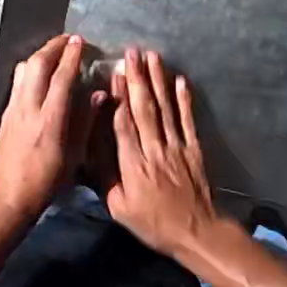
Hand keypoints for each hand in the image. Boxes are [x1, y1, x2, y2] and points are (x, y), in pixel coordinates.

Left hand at [0, 34, 101, 220]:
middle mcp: (29, 108)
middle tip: (68, 40)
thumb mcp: (74, 155)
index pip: (61, 77)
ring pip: (23, 70)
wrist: (8, 195)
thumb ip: (85, 121)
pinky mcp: (5, 114)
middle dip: (53, 47)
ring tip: (54, 52)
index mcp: (50, 119)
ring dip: (39, 55)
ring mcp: (13, 109)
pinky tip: (39, 74)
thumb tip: (98, 93)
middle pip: (37, 64)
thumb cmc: (47, 181)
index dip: (71, 55)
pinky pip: (17, 82)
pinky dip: (30, 69)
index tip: (80, 41)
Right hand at [104, 48, 220, 258]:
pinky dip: (184, 100)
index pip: (123, 124)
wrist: (196, 233)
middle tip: (132, 53)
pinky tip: (180, 80)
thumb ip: (104, 177)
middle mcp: (155, 150)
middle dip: (137, 78)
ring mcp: (177, 147)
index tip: (115, 73)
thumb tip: (89, 150)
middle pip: (144, 109)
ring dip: (158, 81)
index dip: (119, 97)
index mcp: (133, 165)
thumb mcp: (118, 208)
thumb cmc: (152, 224)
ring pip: (165, 109)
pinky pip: (188, 120)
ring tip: (152, 56)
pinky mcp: (194, 149)